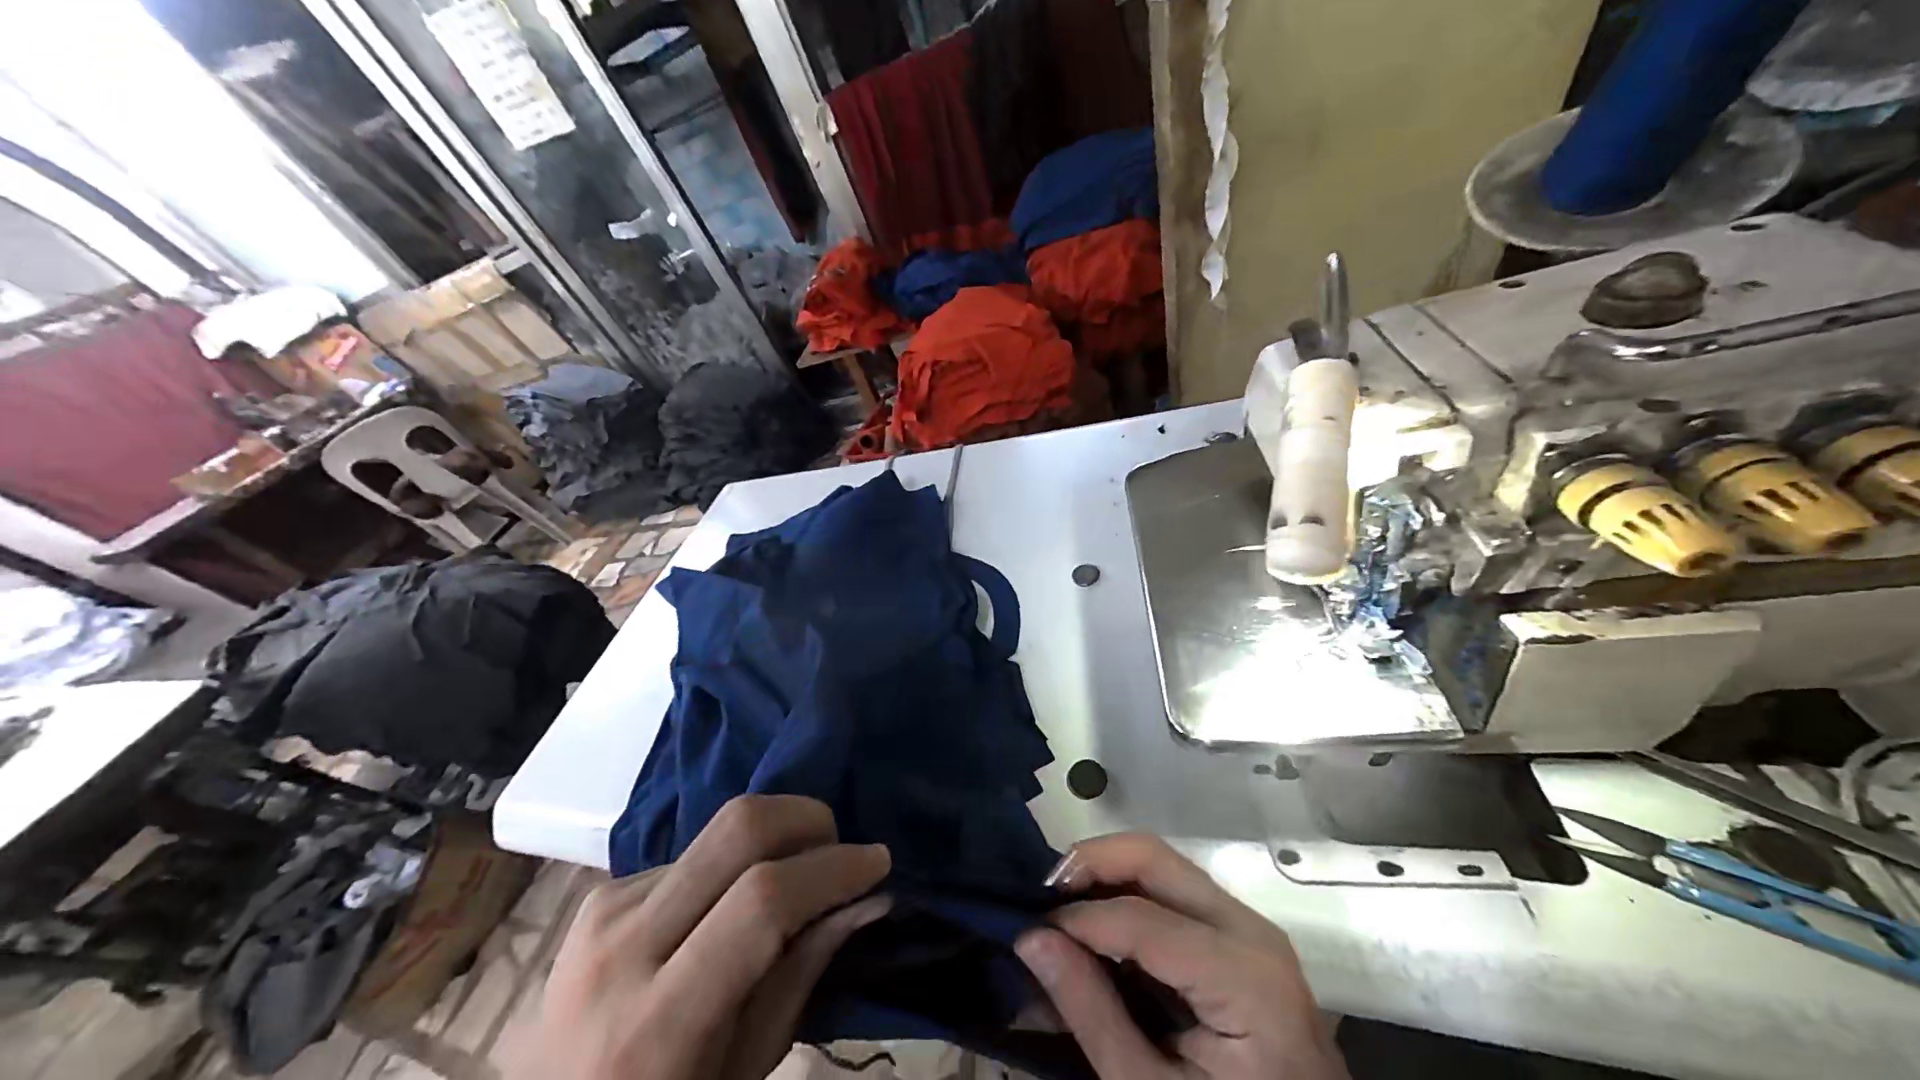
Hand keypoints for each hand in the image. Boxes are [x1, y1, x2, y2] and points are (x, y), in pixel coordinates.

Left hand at [519, 795, 890, 1079]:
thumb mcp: (745, 1071)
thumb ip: (802, 975)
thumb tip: (867, 898)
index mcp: (659, 1023)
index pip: (761, 902)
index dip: (831, 869)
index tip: (877, 862)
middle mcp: (623, 947)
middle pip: (736, 830)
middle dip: (807, 818)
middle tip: (839, 846)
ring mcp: (602, 911)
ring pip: (717, 833)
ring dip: (773, 840)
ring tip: (795, 878)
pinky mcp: (597, 894)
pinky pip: (690, 854)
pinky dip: (732, 864)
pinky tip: (732, 904)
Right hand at [1014, 834, 1347, 1079]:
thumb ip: (1091, 1012)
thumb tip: (1031, 940)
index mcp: (1241, 977)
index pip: (1141, 918)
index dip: (1077, 919)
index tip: (1028, 934)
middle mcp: (1249, 929)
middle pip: (1154, 858)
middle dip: (1090, 863)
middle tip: (1040, 895)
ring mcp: (1247, 925)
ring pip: (1161, 862)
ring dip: (1105, 872)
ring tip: (1061, 906)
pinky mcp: (1238, 932)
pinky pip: (1172, 886)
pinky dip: (1126, 890)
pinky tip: (1095, 920)